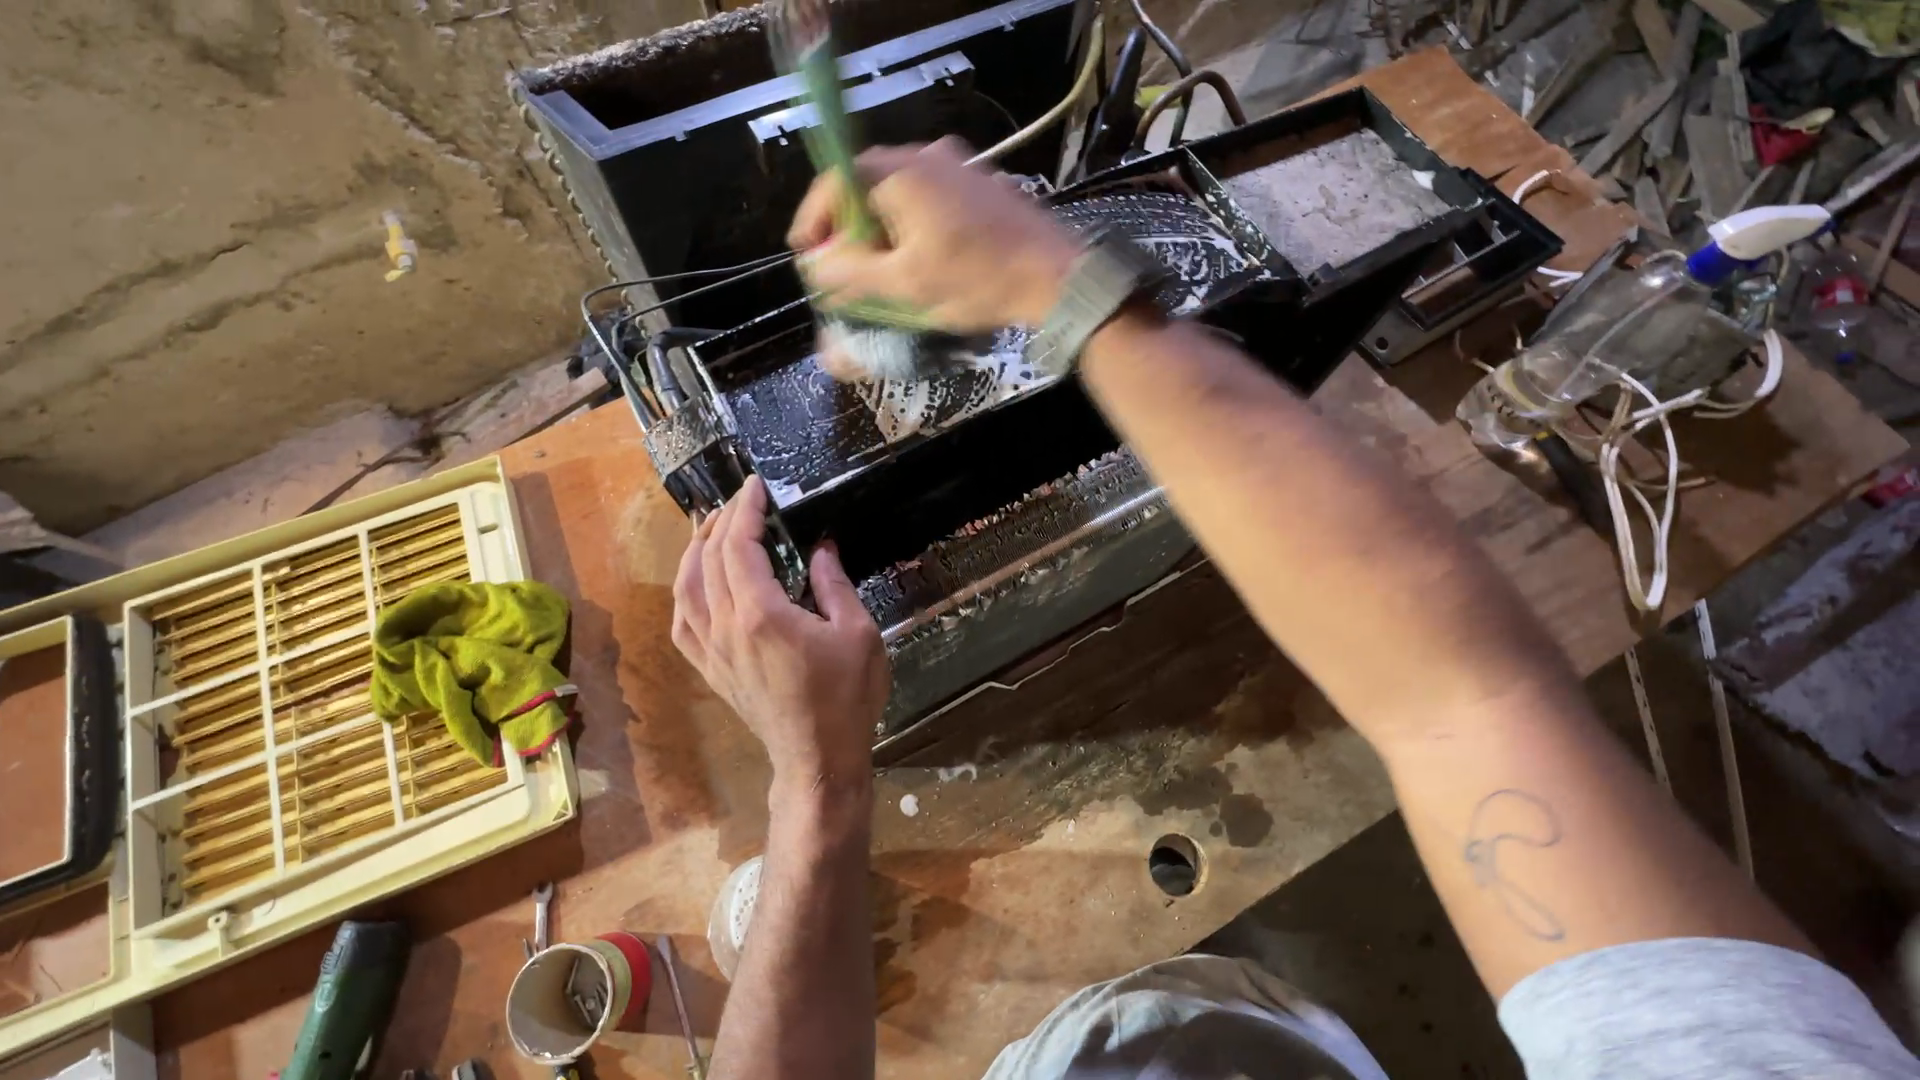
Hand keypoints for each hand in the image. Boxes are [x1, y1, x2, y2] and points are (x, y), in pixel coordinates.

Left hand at [671, 476, 889, 785]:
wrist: (818, 758)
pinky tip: (695, 582)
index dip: (746, 510)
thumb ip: (834, 584)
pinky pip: (682, 623)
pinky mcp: (710, 669)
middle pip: (710, 559)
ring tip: (712, 528)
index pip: (740, 546)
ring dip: (695, 550)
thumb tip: (820, 546)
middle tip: (742, 499)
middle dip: (723, 520)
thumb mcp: (858, 633)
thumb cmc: (846, 696)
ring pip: (685, 588)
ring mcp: (712, 650)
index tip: (756, 485)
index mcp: (761, 614)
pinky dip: (684, 592)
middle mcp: (726, 627)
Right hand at [788, 137, 1082, 330]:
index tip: (808, 252)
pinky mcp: (980, 185)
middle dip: (849, 228)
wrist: (1056, 277)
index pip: (836, 179)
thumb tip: (815, 265)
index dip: (815, 218)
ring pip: (899, 193)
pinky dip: (913, 227)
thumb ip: (850, 273)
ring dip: (882, 230)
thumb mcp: (904, 285)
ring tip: (881, 272)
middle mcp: (926, 157)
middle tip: (844, 269)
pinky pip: (930, 199)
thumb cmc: (978, 280)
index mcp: (899, 173)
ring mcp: (958, 167)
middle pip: (866, 184)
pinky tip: (921, 261)